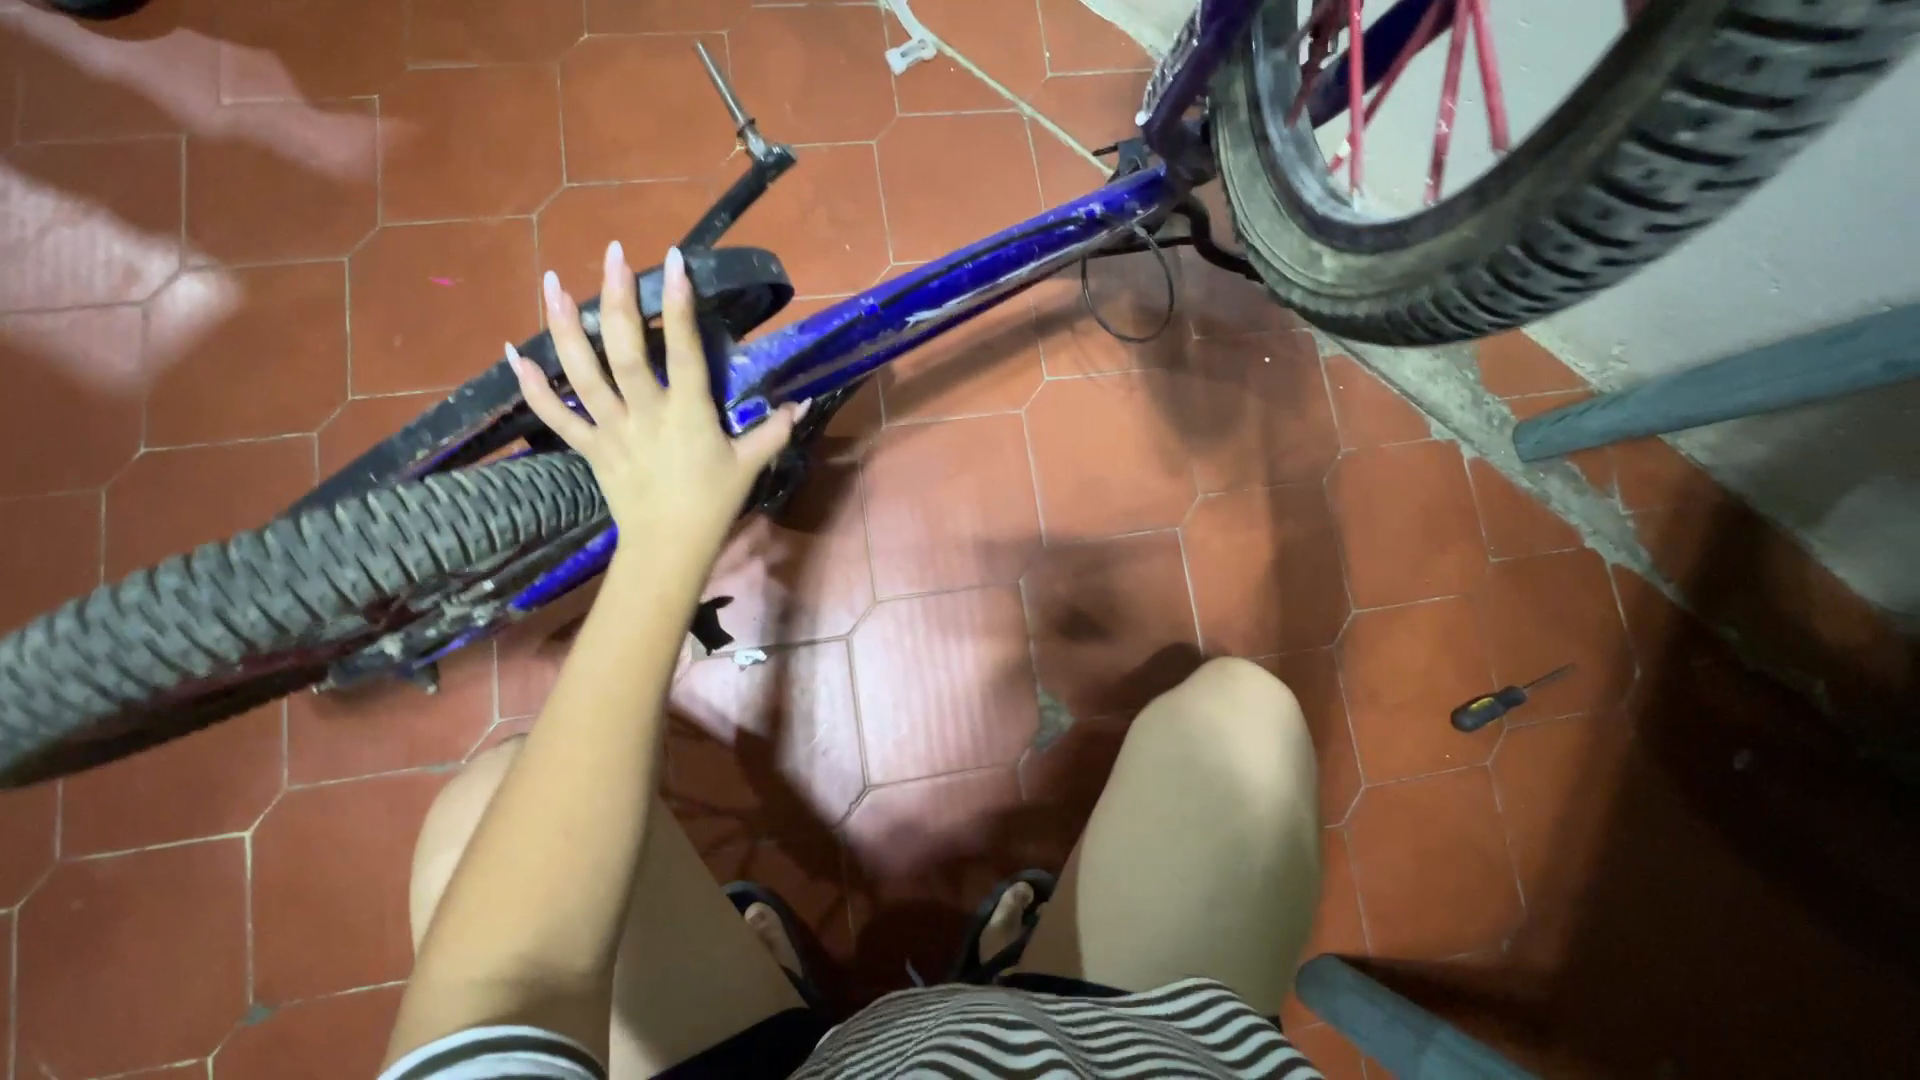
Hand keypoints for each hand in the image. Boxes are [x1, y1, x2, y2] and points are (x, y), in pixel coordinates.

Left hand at [508, 241, 806, 572]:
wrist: (669, 547)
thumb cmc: (713, 503)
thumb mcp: (750, 465)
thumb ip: (775, 431)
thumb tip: (802, 403)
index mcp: (688, 413)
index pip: (682, 350)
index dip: (678, 305)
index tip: (674, 260)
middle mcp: (645, 413)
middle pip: (624, 351)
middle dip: (616, 299)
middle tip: (610, 254)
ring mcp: (611, 429)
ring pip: (581, 373)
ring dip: (563, 326)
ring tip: (552, 281)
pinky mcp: (590, 447)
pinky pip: (556, 415)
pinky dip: (531, 386)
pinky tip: (513, 352)